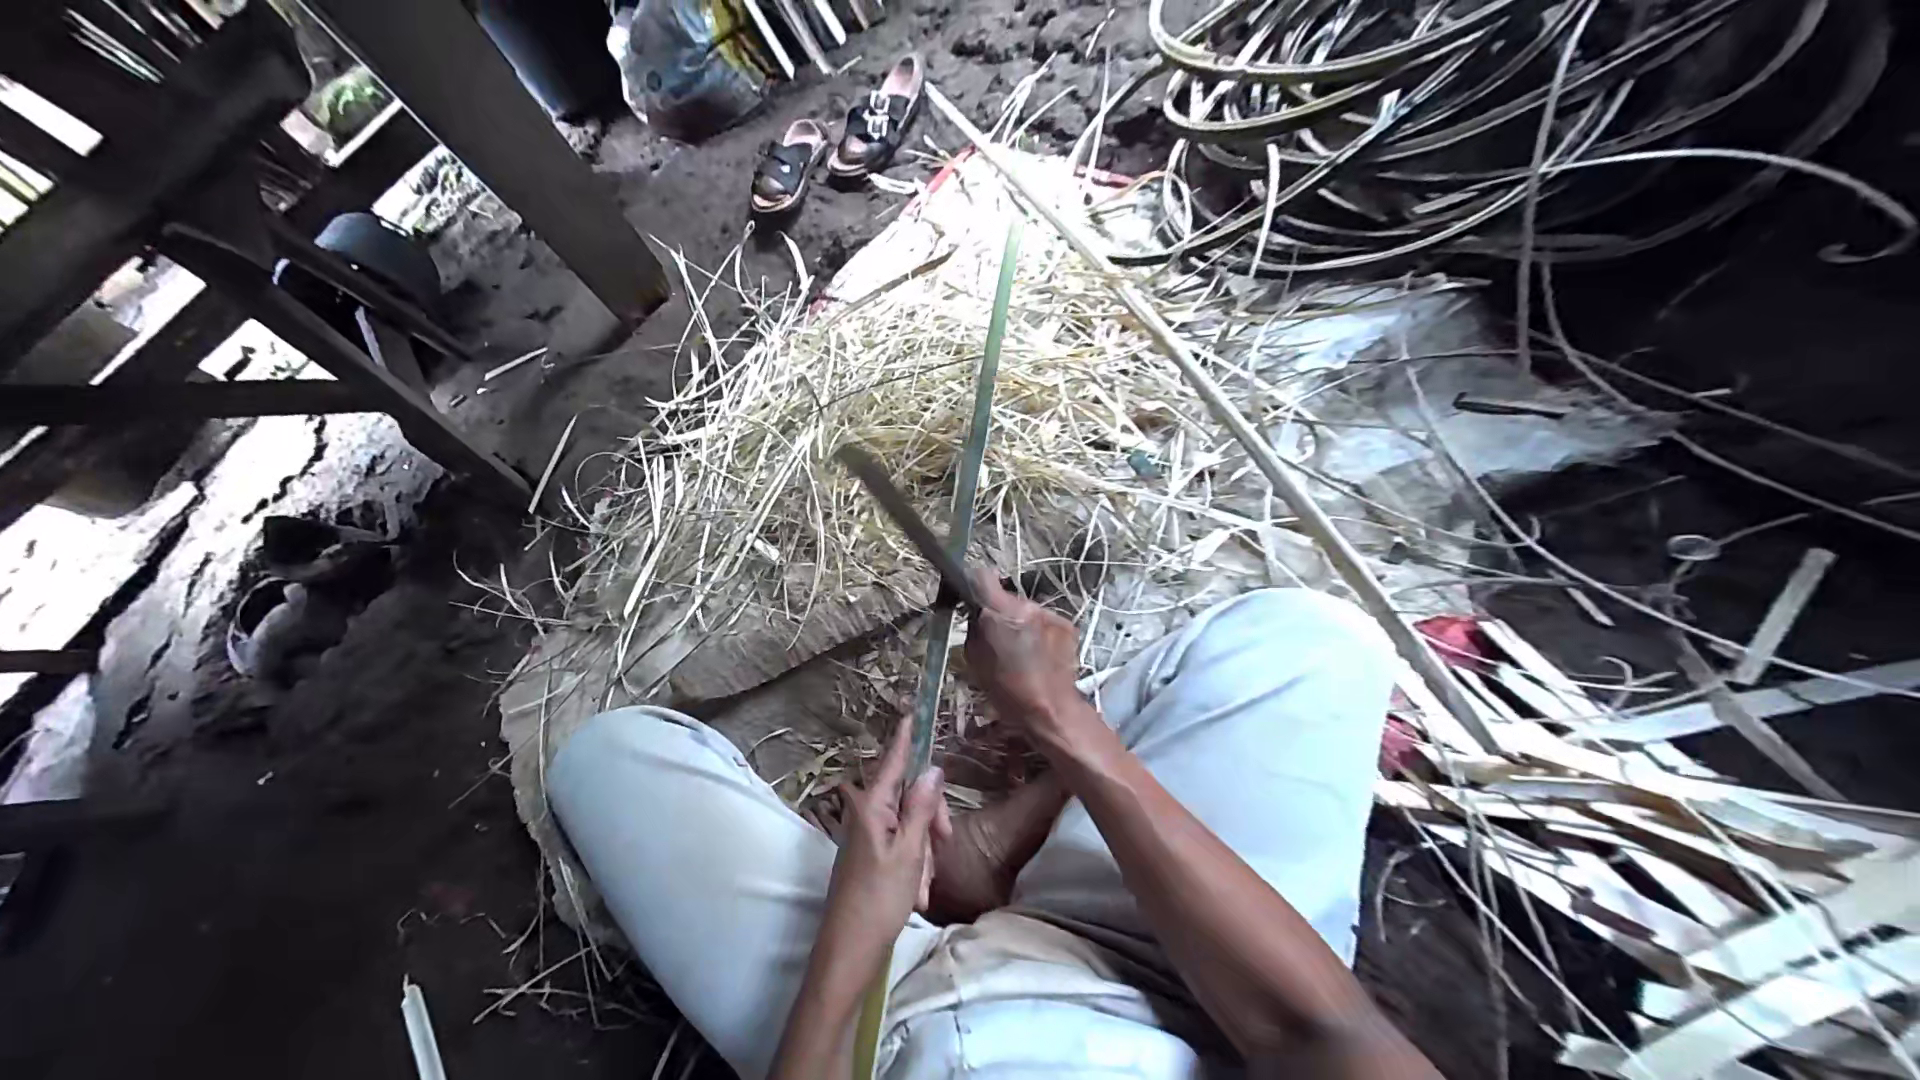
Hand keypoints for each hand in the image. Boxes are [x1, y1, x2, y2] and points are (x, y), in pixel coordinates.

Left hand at [823, 716, 950, 937]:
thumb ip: (922, 808)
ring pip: (910, 821)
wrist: (849, 949)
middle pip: (910, 794)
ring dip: (925, 847)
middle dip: (931, 816)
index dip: (905, 737)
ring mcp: (868, 833)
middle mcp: (868, 812)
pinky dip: (916, 861)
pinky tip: (918, 890)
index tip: (910, 712)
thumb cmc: (879, 898)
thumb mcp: (909, 852)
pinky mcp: (872, 852)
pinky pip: (903, 842)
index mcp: (872, 806)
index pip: (893, 761)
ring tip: (924, 883)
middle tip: (944, 844)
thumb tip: (932, 768)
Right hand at [964, 568, 1091, 741]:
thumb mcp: (974, 658)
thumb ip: (975, 627)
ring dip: (1021, 623)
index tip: (972, 596)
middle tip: (998, 636)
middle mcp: (1028, 606)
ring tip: (1021, 651)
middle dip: (1001, 612)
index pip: (982, 576)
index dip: (975, 584)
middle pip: (1008, 598)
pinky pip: (1045, 622)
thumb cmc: (1006, 690)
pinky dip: (1039, 633)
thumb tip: (977, 612)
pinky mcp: (1067, 625)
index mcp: (1000, 612)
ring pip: (1028, 611)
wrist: (1051, 709)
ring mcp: (1050, 614)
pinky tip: (1039, 654)